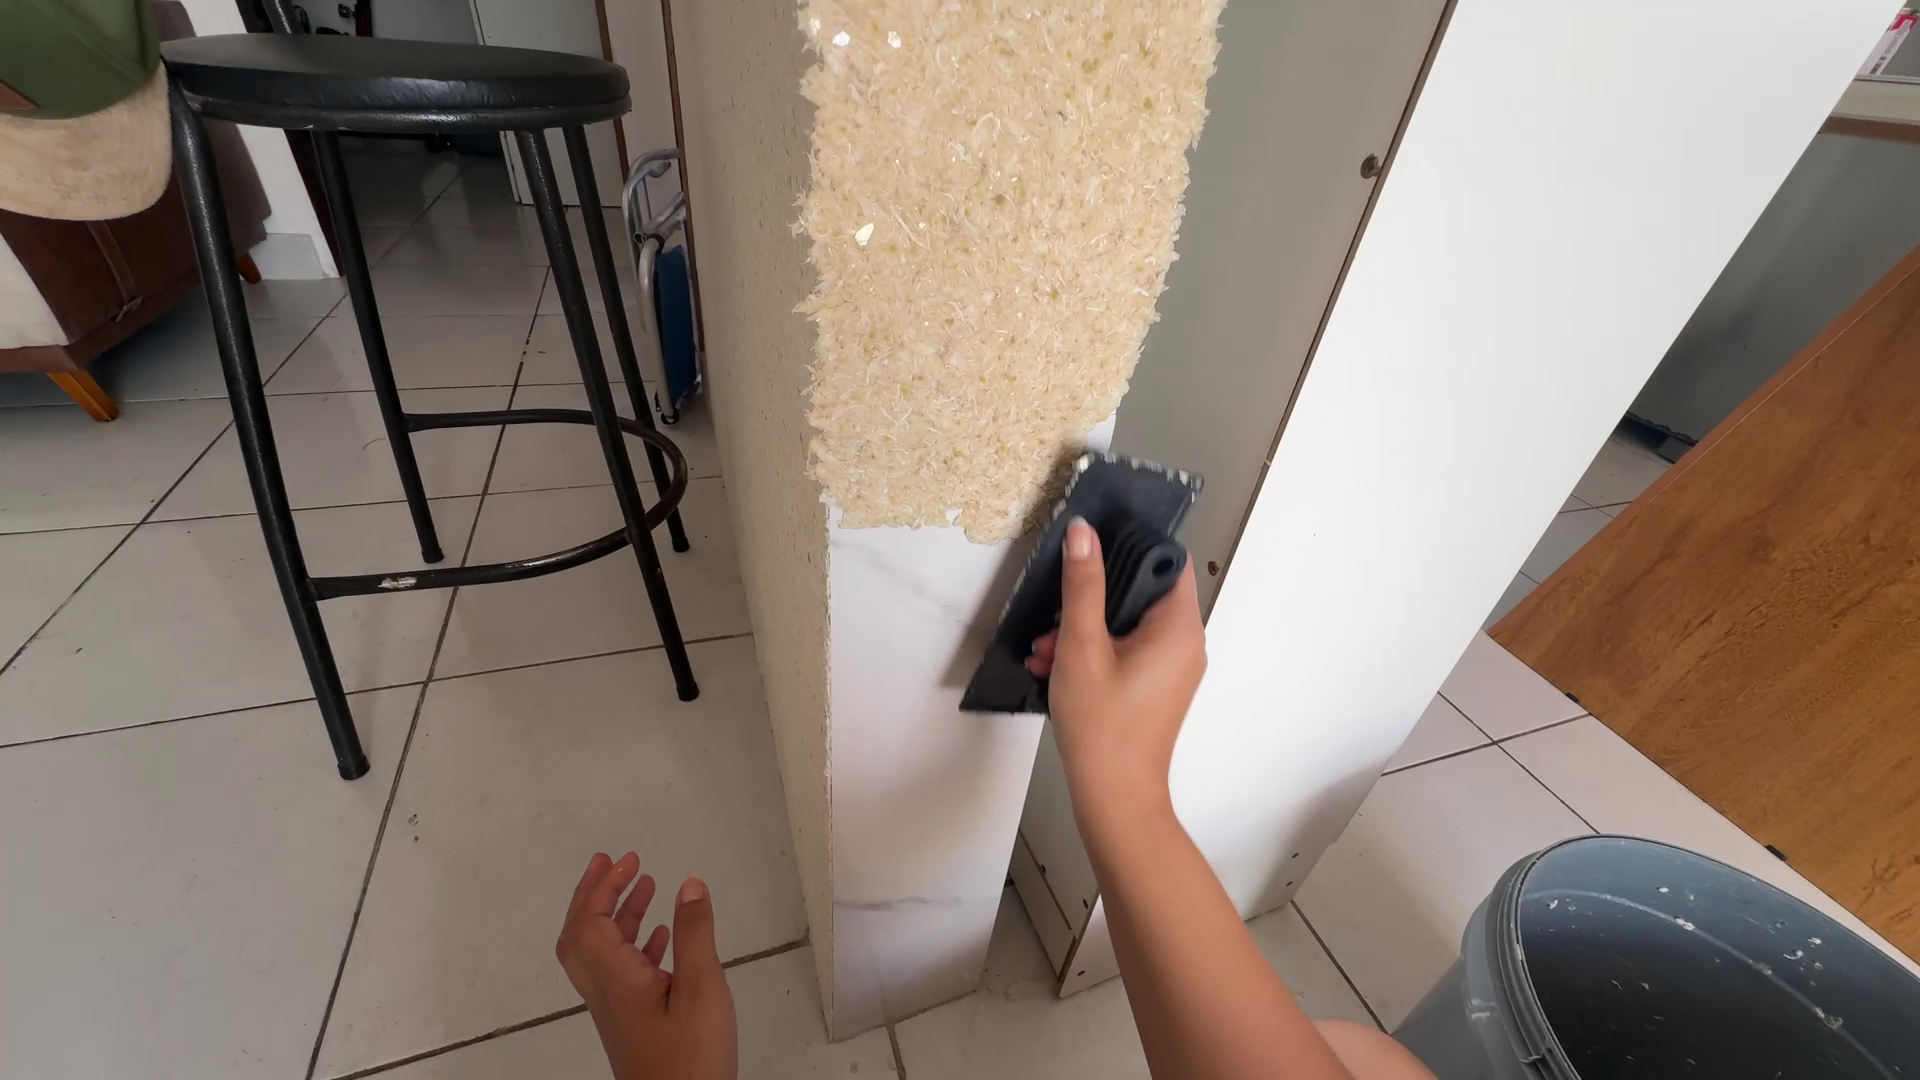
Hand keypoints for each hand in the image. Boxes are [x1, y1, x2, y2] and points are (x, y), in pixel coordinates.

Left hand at [556, 852, 736, 1079]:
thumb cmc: (692, 1055)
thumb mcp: (703, 988)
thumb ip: (695, 932)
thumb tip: (689, 881)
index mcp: (616, 982)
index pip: (589, 925)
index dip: (602, 888)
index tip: (629, 858)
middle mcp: (607, 994)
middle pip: (581, 938)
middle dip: (594, 896)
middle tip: (616, 862)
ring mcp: (619, 1010)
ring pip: (602, 954)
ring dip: (617, 915)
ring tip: (647, 885)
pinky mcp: (634, 1022)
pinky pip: (622, 971)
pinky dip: (634, 942)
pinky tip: (660, 935)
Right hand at [1027, 517, 1206, 831]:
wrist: (1114, 795)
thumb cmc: (1102, 724)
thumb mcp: (1081, 645)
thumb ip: (1082, 585)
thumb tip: (1083, 532)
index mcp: (1179, 626)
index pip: (1166, 561)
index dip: (1128, 548)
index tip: (1089, 551)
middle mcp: (1185, 642)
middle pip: (1139, 593)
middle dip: (1090, 600)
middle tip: (1054, 618)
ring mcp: (1173, 667)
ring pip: (1127, 624)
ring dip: (1083, 629)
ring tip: (1046, 652)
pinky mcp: (1157, 685)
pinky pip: (1127, 650)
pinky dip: (1094, 651)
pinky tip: (1056, 668)